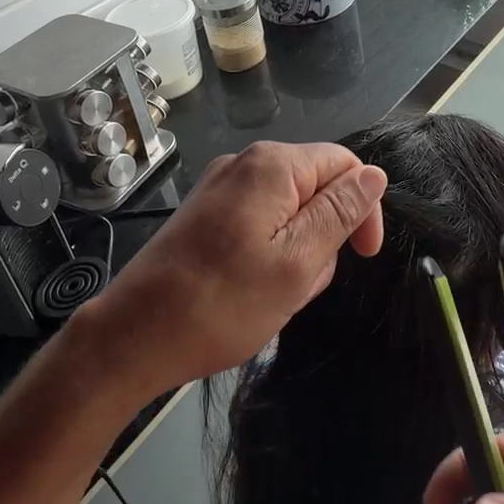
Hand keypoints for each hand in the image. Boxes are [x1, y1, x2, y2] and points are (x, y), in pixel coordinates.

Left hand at [82, 141, 386, 387]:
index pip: (344, 164)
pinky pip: (259, 223)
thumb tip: (373, 175)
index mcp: (272, 166)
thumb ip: (340, 213)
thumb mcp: (298, 263)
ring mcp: (220, 188)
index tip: (362, 257)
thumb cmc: (221, 304)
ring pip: (288, 211)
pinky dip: (268, 255)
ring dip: (295, 253)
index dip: (364, 207)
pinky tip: (250, 291)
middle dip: (323, 236)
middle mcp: (245, 164)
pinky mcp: (204, 214)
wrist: (130, 340)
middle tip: (300, 286)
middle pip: (315, 187)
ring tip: (271, 296)